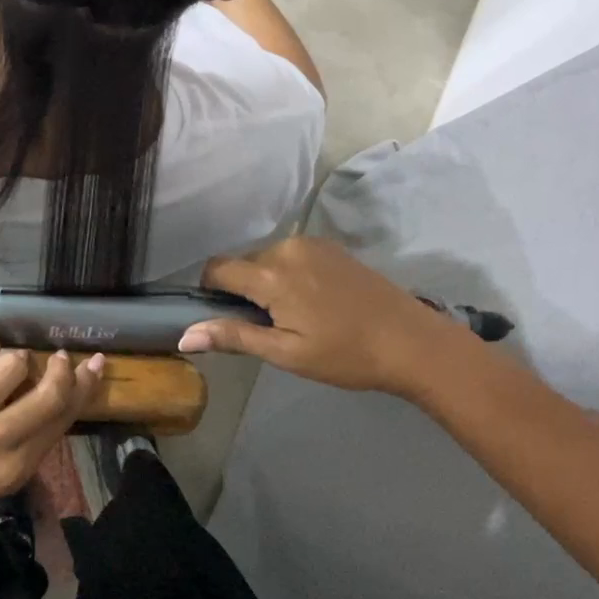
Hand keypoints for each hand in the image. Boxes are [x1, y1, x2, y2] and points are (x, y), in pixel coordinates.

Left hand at [0, 339, 102, 536]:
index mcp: (16, 466)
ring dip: (19, 360)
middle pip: (47, 391)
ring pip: (12, 363)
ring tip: (11, 368)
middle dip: (60, 368)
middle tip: (60, 359)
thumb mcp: (9, 477)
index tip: (94, 365)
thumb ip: (35, 439)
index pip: (62, 417)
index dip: (84, 386)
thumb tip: (61, 391)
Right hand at [180, 238, 473, 398]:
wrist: (414, 343)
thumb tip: (184, 335)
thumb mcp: (286, 353)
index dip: (211, 292)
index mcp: (270, 273)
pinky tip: (316, 302)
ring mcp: (311, 244)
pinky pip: (291, 256)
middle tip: (270, 327)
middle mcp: (286, 248)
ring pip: (266, 259)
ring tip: (297, 316)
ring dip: (268, 282)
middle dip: (244, 290)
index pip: (216, 269)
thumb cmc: (346, 355)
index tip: (226, 318)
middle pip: (242, 263)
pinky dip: (290, 274)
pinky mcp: (330, 246)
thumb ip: (234, 336)